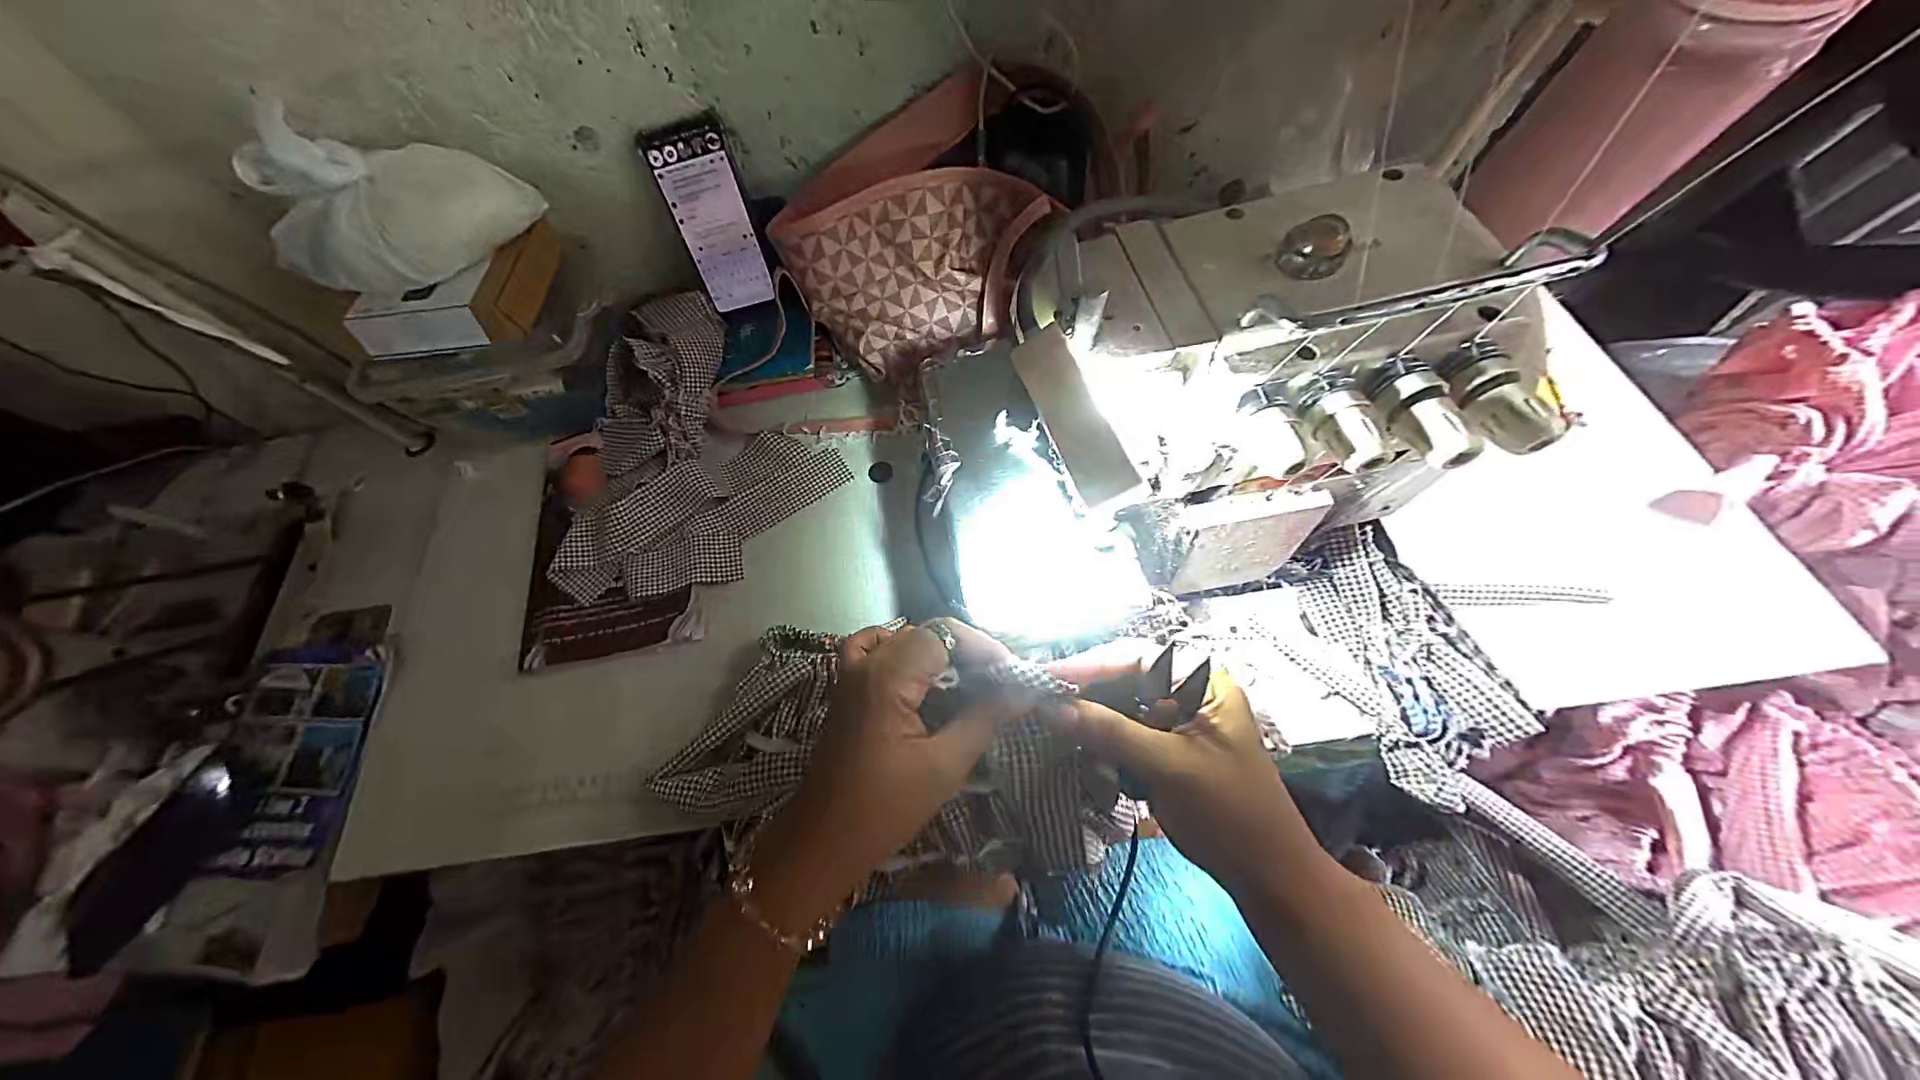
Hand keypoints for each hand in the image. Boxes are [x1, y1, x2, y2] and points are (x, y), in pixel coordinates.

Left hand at [750, 619, 1037, 920]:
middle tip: (996, 684)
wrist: (824, 839)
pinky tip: (918, 675)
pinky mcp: (845, 689)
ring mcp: (850, 674)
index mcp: (887, 678)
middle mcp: (865, 665)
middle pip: (924, 634)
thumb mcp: (944, 766)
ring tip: (966, 684)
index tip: (1009, 676)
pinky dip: (897, 651)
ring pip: (902, 640)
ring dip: (937, 655)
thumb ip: (983, 720)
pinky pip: (870, 650)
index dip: (981, 648)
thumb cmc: (884, 808)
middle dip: (965, 653)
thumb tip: (1021, 691)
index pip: (943, 635)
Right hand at [1052, 662, 1324, 893]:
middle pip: (1125, 684)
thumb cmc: (1229, 813)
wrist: (1268, 877)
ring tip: (1077, 749)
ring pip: (1120, 714)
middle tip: (1049, 712)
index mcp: (1204, 684)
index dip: (1092, 666)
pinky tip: (1101, 774)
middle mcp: (1190, 696)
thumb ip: (1110, 732)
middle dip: (1091, 704)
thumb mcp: (1167, 766)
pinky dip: (1108, 754)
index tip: (1051, 679)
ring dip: (1097, 734)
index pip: (1138, 658)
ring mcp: (1178, 726)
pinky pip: (1125, 740)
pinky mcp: (1166, 754)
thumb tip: (1053, 707)